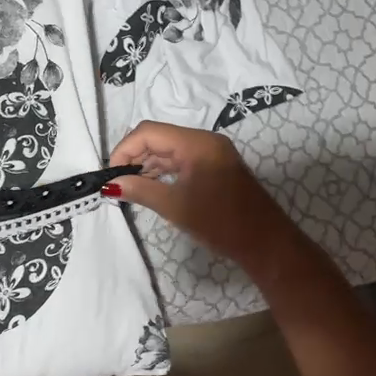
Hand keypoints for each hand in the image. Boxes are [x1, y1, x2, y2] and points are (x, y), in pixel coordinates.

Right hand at [106, 121, 294, 265]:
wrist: (265, 242)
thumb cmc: (220, 222)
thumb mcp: (174, 206)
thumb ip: (140, 190)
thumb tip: (110, 184)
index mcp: (196, 143)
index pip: (148, 132)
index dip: (124, 149)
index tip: (110, 175)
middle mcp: (204, 140)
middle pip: (157, 137)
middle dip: (133, 156)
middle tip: (116, 183)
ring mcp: (211, 152)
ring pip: (168, 149)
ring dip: (146, 164)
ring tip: (129, 187)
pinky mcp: (214, 166)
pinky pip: (180, 159)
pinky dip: (162, 170)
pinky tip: (150, 187)